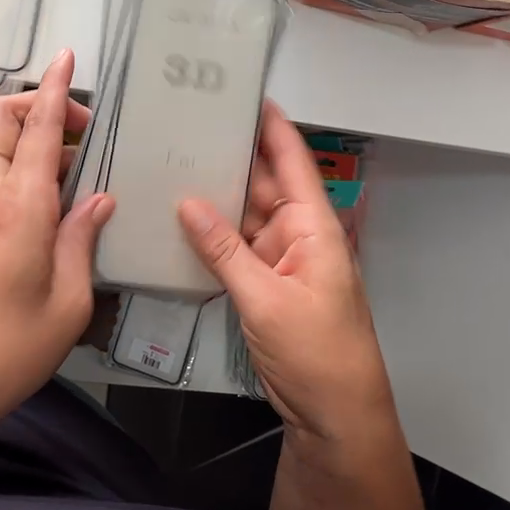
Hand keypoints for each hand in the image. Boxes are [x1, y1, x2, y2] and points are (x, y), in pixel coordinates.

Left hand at [0, 49, 113, 431]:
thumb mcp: (68, 302)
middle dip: (40, 105)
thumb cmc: (10, 348)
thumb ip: (82, 240)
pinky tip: (56, 199)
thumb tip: (97, 199)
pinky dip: (23, 165)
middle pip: (3, 119)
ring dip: (34, 137)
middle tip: (83, 132)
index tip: (66, 57)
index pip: (36, 127)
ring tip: (79, 167)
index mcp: (21, 206)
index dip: (53, 88)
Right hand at [177, 101, 388, 443]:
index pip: (293, 160)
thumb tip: (187, 203)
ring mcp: (279, 258)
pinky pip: (234, 244)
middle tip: (188, 124)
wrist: (334, 418)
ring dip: (216, 192)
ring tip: (175, 160)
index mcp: (314, 227)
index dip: (271, 124)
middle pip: (263, 181)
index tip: (243, 91)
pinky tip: (180, 215)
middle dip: (232, 153)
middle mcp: (297, 233)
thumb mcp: (267, 300)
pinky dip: (210, 231)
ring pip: (244, 212)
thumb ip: (225, 250)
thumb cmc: (319, 355)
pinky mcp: (263, 282)